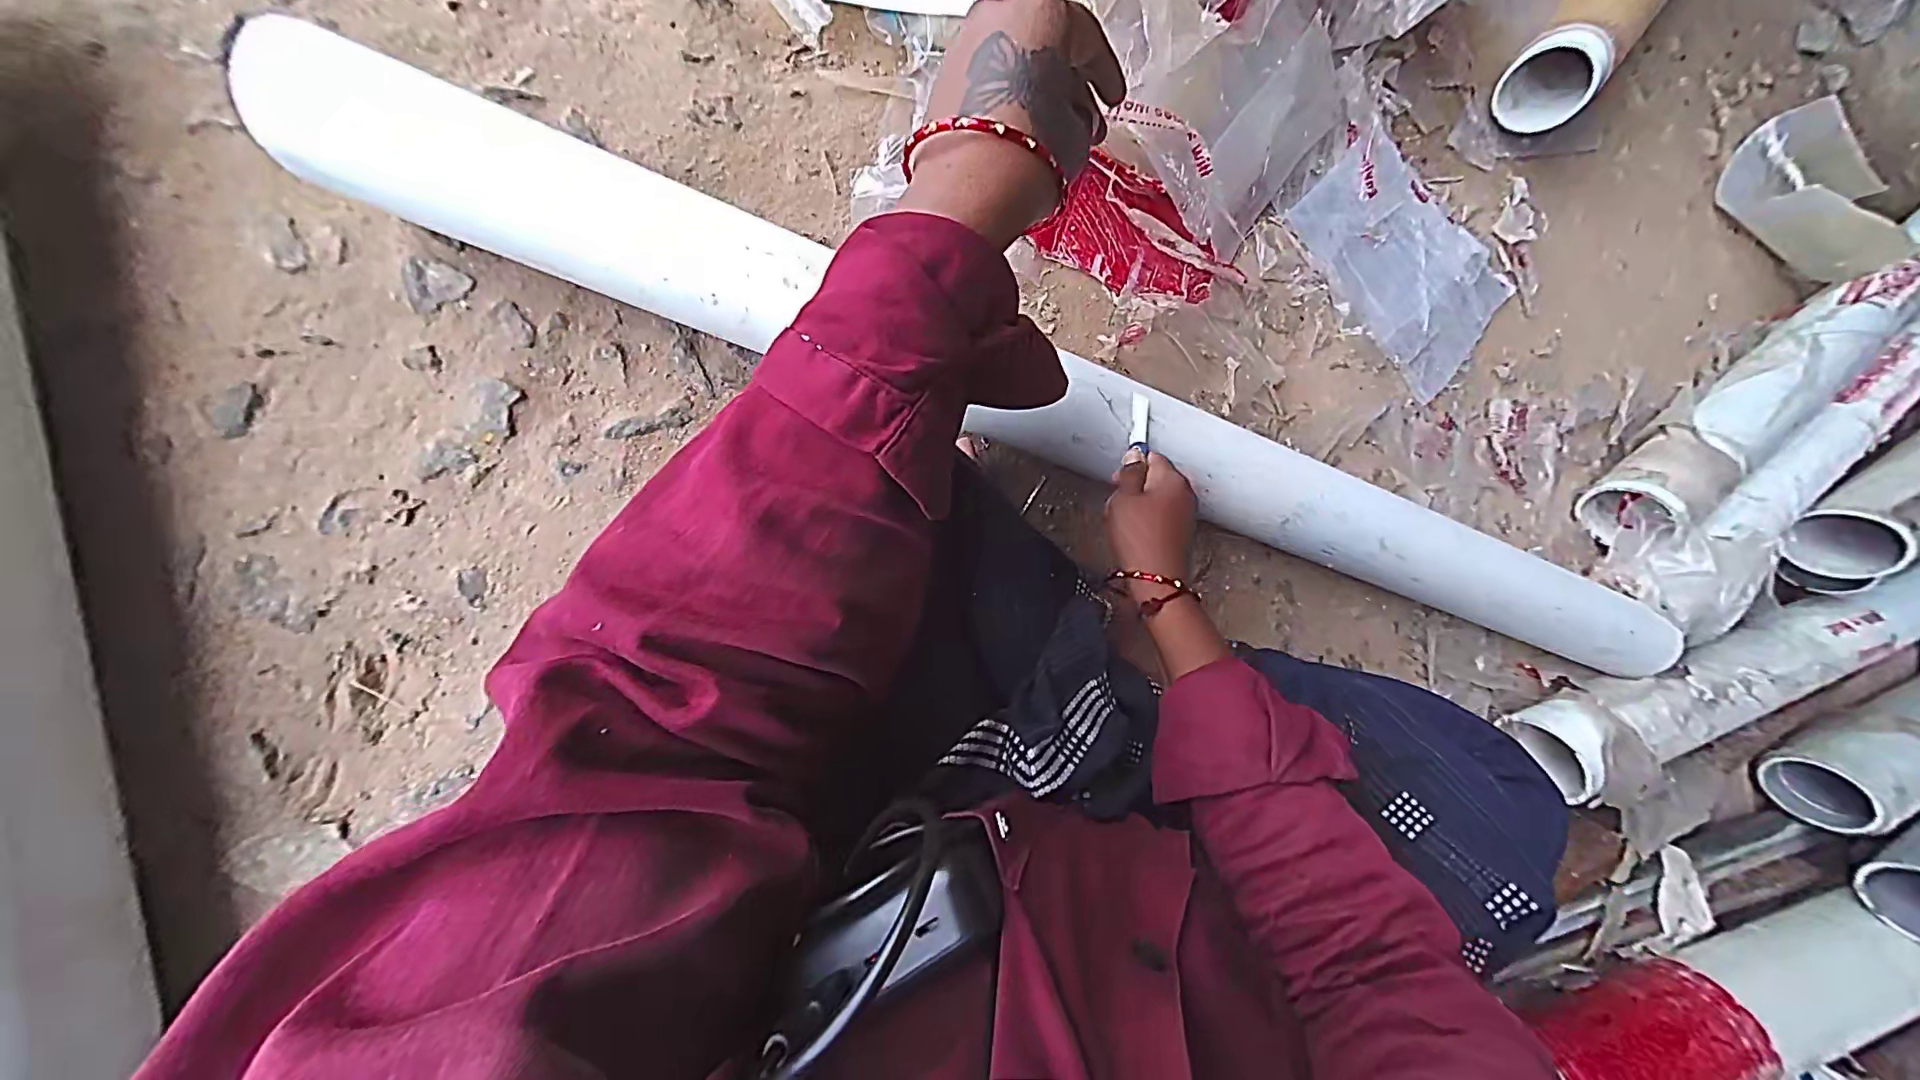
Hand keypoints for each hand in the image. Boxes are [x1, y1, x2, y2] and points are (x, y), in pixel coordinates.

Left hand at [895, 0, 1125, 246]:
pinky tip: (1016, 137)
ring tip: (1047, 135)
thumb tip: (1077, 120)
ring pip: (1010, 66)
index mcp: (1044, 6)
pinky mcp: (942, 82)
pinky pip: (984, 89)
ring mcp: (964, 45)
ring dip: (1031, 96)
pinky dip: (1002, 107)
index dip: (1104, 76)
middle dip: (1063, 84)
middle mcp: (999, 12)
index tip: (1109, 96)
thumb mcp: (1079, 132)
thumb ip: (1082, 113)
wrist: (972, 187)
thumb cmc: (1026, 152)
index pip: (1087, 39)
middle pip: (1041, 46)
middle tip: (1081, 117)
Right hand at [1106, 448, 1228, 680]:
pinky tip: (1135, 532)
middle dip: (1136, 485)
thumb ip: (1129, 473)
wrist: (1155, 578)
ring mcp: (1186, 512)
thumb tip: (1133, 458)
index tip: (1118, 477)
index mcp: (1172, 479)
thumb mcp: (1122, 499)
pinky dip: (1148, 519)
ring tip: (1125, 520)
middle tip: (1118, 500)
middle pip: (1157, 476)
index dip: (1131, 465)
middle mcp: (1185, 492)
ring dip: (1141, 503)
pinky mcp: (1182, 530)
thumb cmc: (1139, 539)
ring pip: (1158, 496)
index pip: (1152, 456)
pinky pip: (1162, 514)